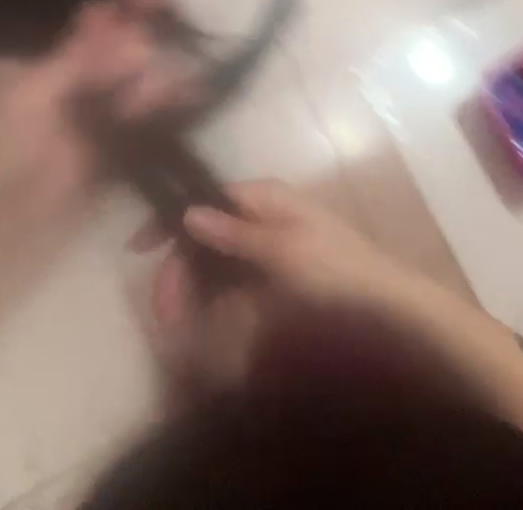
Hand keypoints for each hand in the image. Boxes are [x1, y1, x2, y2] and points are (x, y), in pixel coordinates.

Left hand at [0, 0, 190, 278]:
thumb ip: (83, 59)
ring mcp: (88, 118)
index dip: (118, 5)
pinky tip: (187, 95)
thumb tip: (134, 30)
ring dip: (151, 77)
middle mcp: (65, 84)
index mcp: (35, 62)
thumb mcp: (32, 93)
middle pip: (113, 50)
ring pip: (130, 85)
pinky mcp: (108, 152)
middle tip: (158, 44)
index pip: (84, 23)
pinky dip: (162, 110)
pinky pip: (141, 123)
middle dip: (139, 39)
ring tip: (169, 80)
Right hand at [136, 182, 418, 390]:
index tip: (138, 248)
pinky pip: (230, 281)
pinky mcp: (273, 276)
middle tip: (164, 312)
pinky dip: (212, 298)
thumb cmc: (335, 270)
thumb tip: (189, 211)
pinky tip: (199, 320)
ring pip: (214, 260)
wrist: (384, 307)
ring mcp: (268, 246)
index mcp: (267, 198)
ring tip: (177, 323)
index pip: (207, 198)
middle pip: (205, 233)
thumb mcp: (284, 249)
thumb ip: (236, 232)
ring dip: (191, 287)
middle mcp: (264, 215)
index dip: (171, 219)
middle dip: (180, 268)